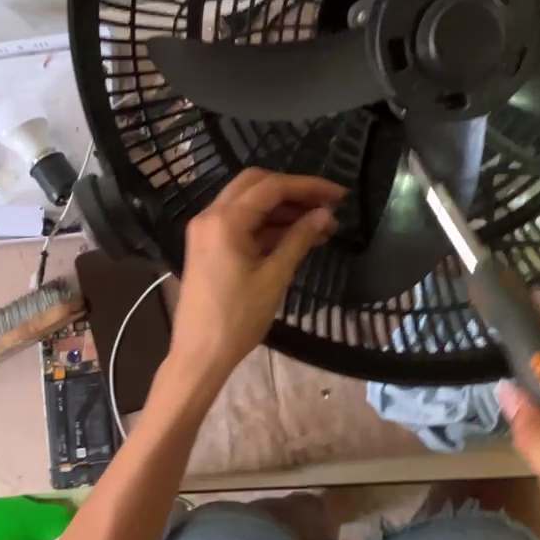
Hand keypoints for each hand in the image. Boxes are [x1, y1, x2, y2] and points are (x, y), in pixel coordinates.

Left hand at [169, 168, 344, 381]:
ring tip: (320, 226)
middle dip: (294, 191)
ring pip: (248, 203)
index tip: (339, 195)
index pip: (272, 187)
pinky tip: (296, 237)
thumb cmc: (238, 318)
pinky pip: (240, 223)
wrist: (199, 354)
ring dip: (282, 209)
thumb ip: (299, 239)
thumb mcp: (274, 277)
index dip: (308, 186)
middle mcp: (210, 216)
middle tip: (327, 206)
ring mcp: (206, 230)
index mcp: (225, 220)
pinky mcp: (208, 245)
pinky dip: (267, 225)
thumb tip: (325, 214)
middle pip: (256, 185)